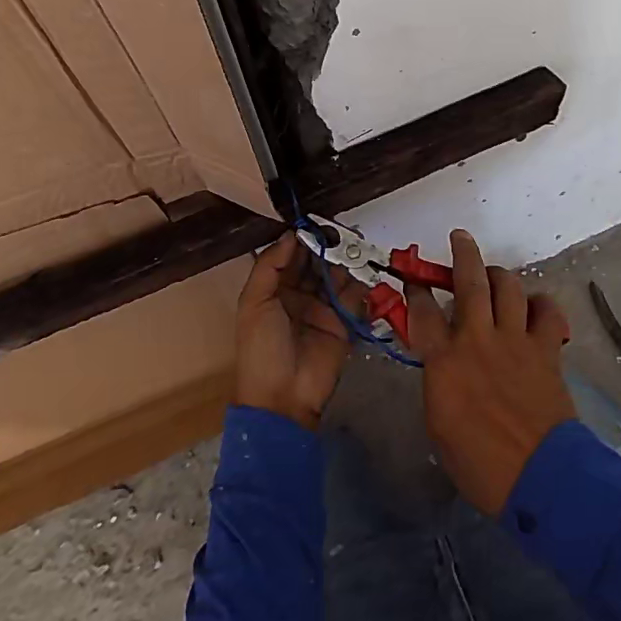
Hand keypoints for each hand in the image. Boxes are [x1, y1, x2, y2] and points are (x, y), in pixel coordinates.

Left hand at [234, 231, 364, 430]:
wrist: (283, 398)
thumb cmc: (261, 349)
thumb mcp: (254, 303)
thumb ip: (270, 266)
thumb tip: (290, 234)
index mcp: (274, 288)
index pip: (291, 255)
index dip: (303, 238)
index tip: (318, 222)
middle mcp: (299, 294)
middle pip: (317, 263)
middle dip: (329, 247)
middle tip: (343, 233)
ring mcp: (323, 309)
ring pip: (337, 277)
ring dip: (346, 263)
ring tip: (357, 250)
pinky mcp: (344, 324)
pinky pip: (355, 299)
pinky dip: (361, 286)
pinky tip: (365, 273)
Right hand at [405, 229, 574, 514]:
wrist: (541, 478)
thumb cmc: (479, 463)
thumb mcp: (439, 423)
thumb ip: (437, 382)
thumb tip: (441, 364)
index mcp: (444, 361)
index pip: (422, 312)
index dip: (416, 291)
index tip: (414, 281)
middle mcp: (478, 339)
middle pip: (469, 282)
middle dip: (462, 253)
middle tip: (459, 237)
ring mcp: (516, 341)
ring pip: (508, 287)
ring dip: (499, 274)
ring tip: (493, 275)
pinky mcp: (546, 351)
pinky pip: (546, 312)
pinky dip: (540, 304)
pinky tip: (534, 307)